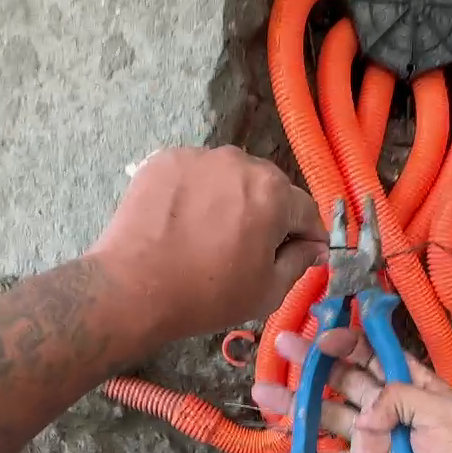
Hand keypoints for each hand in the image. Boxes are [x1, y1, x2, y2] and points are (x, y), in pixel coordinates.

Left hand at [89, 147, 327, 341]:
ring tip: (215, 235)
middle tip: (252, 250)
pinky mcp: (166, 160)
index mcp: (274, 194)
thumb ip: (301, 262)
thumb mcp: (269, 291)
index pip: (307, 211)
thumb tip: (316, 247)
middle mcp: (241, 162)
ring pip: (232, 178)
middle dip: (270, 215)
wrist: (135, 288)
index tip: (301, 256)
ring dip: (234, 201)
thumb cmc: (210, 295)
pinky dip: (200, 194)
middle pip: (270, 188)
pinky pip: (198, 175)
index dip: (308, 237)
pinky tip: (188, 224)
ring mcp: (200, 157)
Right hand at [251, 328, 451, 452]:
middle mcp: (387, 407)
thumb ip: (401, 398)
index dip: (349, 341)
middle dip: (313, 362)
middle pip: (343, 378)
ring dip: (294, 406)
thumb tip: (365, 410)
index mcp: (413, 386)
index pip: (376, 353)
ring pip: (325, 416)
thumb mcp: (445, 417)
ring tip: (262, 393)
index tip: (324, 337)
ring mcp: (370, 439)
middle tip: (280, 345)